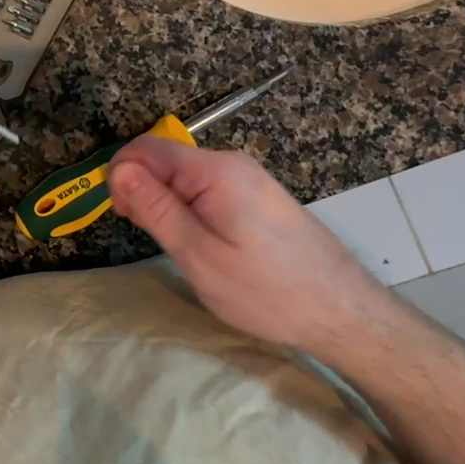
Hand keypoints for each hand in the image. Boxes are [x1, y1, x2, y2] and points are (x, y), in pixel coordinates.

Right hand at [107, 137, 394, 357]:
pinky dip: (190, 207)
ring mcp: (249, 177)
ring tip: (178, 244)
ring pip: (184, 175)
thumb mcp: (199, 256)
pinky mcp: (259, 195)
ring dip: (166, 200)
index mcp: (215, 171)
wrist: (346, 315)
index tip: (124, 216)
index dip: (121, 175)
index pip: (146, 148)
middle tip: (150, 236)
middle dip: (143, 189)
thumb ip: (156, 208)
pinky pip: (207, 187)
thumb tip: (119, 169)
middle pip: (165, 159)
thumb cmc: (267, 292)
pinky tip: (202, 241)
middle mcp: (233, 163)